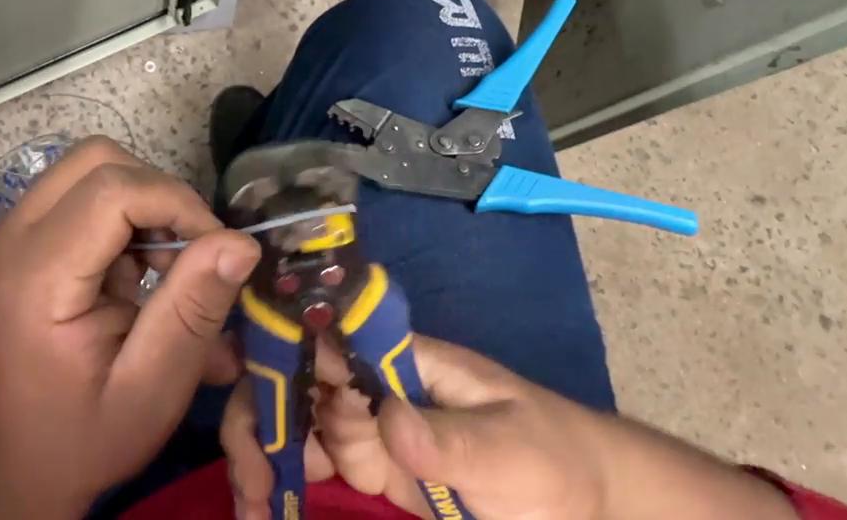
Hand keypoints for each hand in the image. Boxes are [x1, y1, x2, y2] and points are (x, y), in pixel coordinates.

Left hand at [0, 137, 260, 518]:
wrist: (19, 455)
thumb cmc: (84, 433)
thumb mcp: (151, 389)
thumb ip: (192, 312)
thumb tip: (240, 243)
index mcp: (37, 275)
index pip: (111, 189)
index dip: (176, 203)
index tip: (217, 250)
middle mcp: (15, 234)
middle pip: (98, 159)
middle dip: (158, 193)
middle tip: (189, 255)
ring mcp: (13, 228)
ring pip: (92, 165)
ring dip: (142, 202)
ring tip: (161, 269)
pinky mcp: (24, 232)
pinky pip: (83, 189)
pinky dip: (124, 214)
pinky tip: (136, 272)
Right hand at [223, 334, 796, 519]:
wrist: (593, 507)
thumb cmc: (556, 460)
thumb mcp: (511, 450)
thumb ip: (450, 438)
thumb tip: (388, 422)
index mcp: (399, 358)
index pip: (325, 344)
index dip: (283, 368)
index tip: (267, 421)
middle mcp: (373, 383)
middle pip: (296, 382)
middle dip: (263, 420)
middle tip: (254, 483)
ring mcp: (372, 427)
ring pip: (297, 423)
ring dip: (264, 453)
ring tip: (254, 504)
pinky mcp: (376, 467)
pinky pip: (317, 464)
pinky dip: (286, 479)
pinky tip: (266, 506)